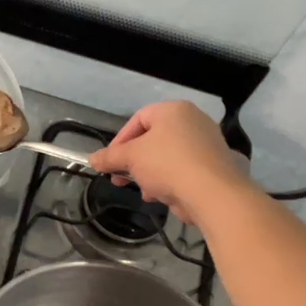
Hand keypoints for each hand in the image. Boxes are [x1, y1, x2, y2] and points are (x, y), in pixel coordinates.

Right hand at [87, 101, 256, 223]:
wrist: (212, 192)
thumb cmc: (167, 164)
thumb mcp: (130, 158)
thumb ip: (109, 157)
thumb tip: (91, 159)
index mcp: (174, 110)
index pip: (138, 119)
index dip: (119, 141)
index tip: (110, 161)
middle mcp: (193, 120)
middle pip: (152, 139)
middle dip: (133, 161)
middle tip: (120, 178)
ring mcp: (207, 142)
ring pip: (166, 156)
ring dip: (149, 173)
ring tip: (143, 190)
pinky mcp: (214, 164)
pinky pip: (183, 168)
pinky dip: (169, 179)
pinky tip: (161, 195)